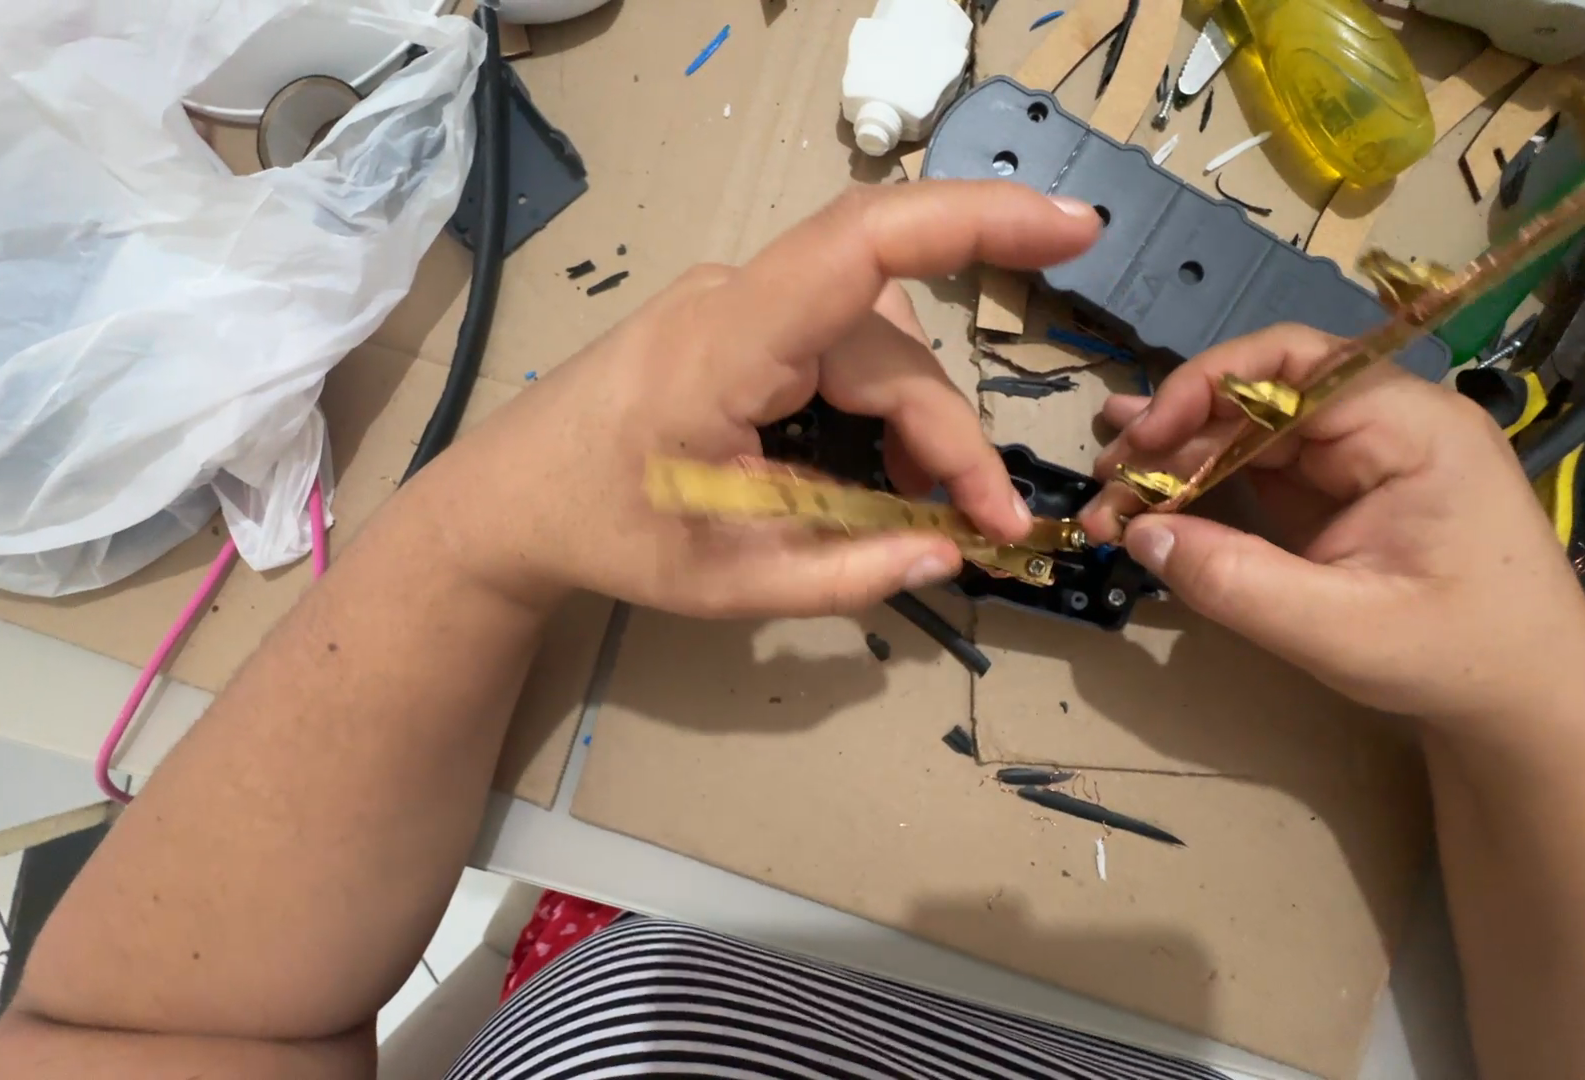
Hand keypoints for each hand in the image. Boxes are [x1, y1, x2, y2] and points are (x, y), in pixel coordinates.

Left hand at [433, 181, 1101, 617]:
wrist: (510, 499)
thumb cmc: (603, 534)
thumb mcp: (724, 583)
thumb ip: (844, 574)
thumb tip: (949, 550)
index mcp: (724, 347)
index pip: (862, 243)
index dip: (977, 220)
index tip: (1073, 231)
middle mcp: (739, 304)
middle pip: (889, 349)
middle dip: (949, 438)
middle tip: (984, 526)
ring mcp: (740, 310)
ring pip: (875, 352)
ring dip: (917, 430)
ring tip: (922, 512)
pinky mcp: (744, 331)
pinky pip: (842, 356)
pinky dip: (881, 418)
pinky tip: (880, 480)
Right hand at [1077, 324, 1584, 727]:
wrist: (1520, 703)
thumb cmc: (1454, 659)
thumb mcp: (1338, 631)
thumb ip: (1234, 581)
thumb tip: (1140, 535)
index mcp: (1406, 430)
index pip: (1293, 364)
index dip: (1204, 388)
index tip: (1144, 439)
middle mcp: (1375, 425)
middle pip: (1250, 398)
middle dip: (1168, 437)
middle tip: (1106, 485)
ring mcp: (1347, 457)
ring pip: (1238, 431)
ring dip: (1168, 457)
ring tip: (1107, 481)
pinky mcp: (1325, 490)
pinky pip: (1245, 465)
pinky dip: (1190, 478)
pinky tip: (1141, 480)